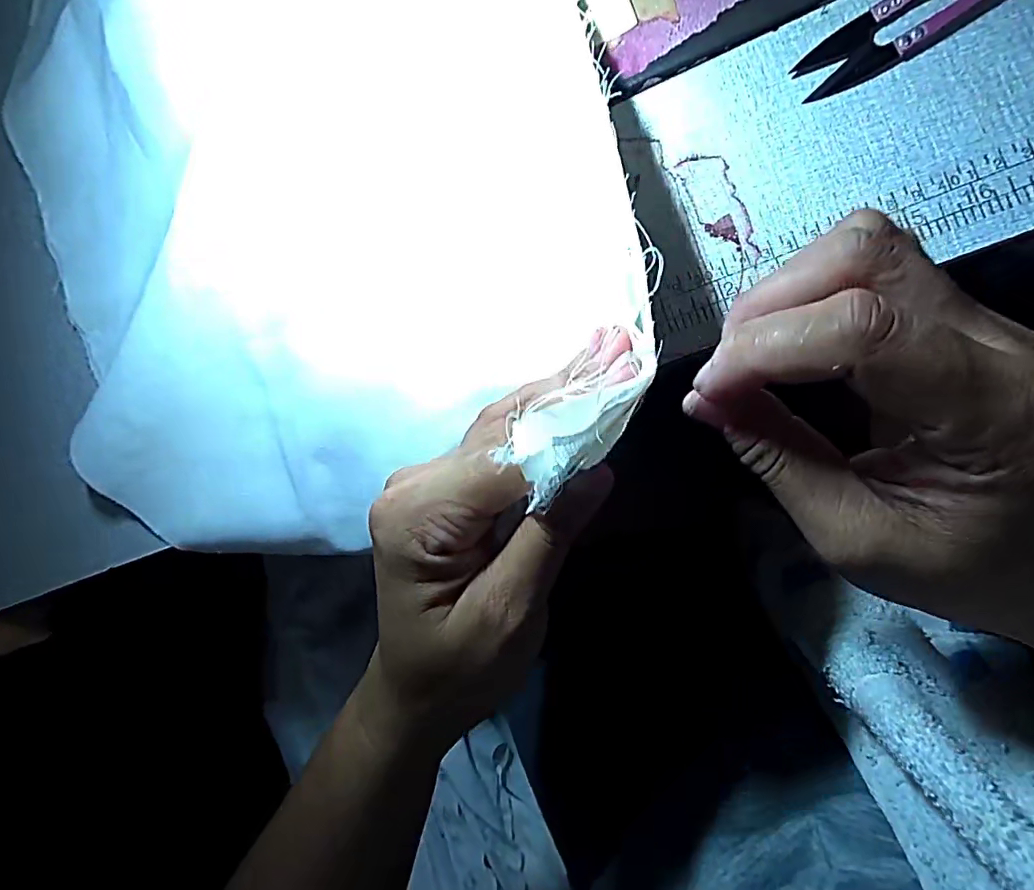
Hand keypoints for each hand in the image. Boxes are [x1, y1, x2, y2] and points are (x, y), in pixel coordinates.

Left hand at [360, 333, 626, 754]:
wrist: (415, 691)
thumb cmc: (459, 669)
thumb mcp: (509, 614)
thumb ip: (548, 536)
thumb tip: (596, 469)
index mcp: (421, 514)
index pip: (507, 458)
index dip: (568, 421)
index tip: (618, 379)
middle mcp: (416, 484)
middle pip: (501, 429)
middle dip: (564, 388)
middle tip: (615, 343)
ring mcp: (427, 481)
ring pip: (500, 428)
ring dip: (553, 395)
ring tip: (601, 354)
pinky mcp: (444, 486)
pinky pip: (495, 446)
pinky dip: (537, 420)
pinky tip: (568, 391)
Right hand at [683, 210, 1033, 633]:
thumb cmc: (959, 567)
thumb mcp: (852, 537)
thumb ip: (776, 458)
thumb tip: (701, 396)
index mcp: (999, 414)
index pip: (869, 330)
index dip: (769, 345)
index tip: (711, 387)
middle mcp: (1002, 341)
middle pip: (869, 258)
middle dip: (770, 303)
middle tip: (728, 366)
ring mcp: (983, 314)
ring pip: (866, 245)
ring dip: (784, 289)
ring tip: (752, 350)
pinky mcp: (954, 307)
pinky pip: (867, 264)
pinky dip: (804, 290)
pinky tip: (788, 338)